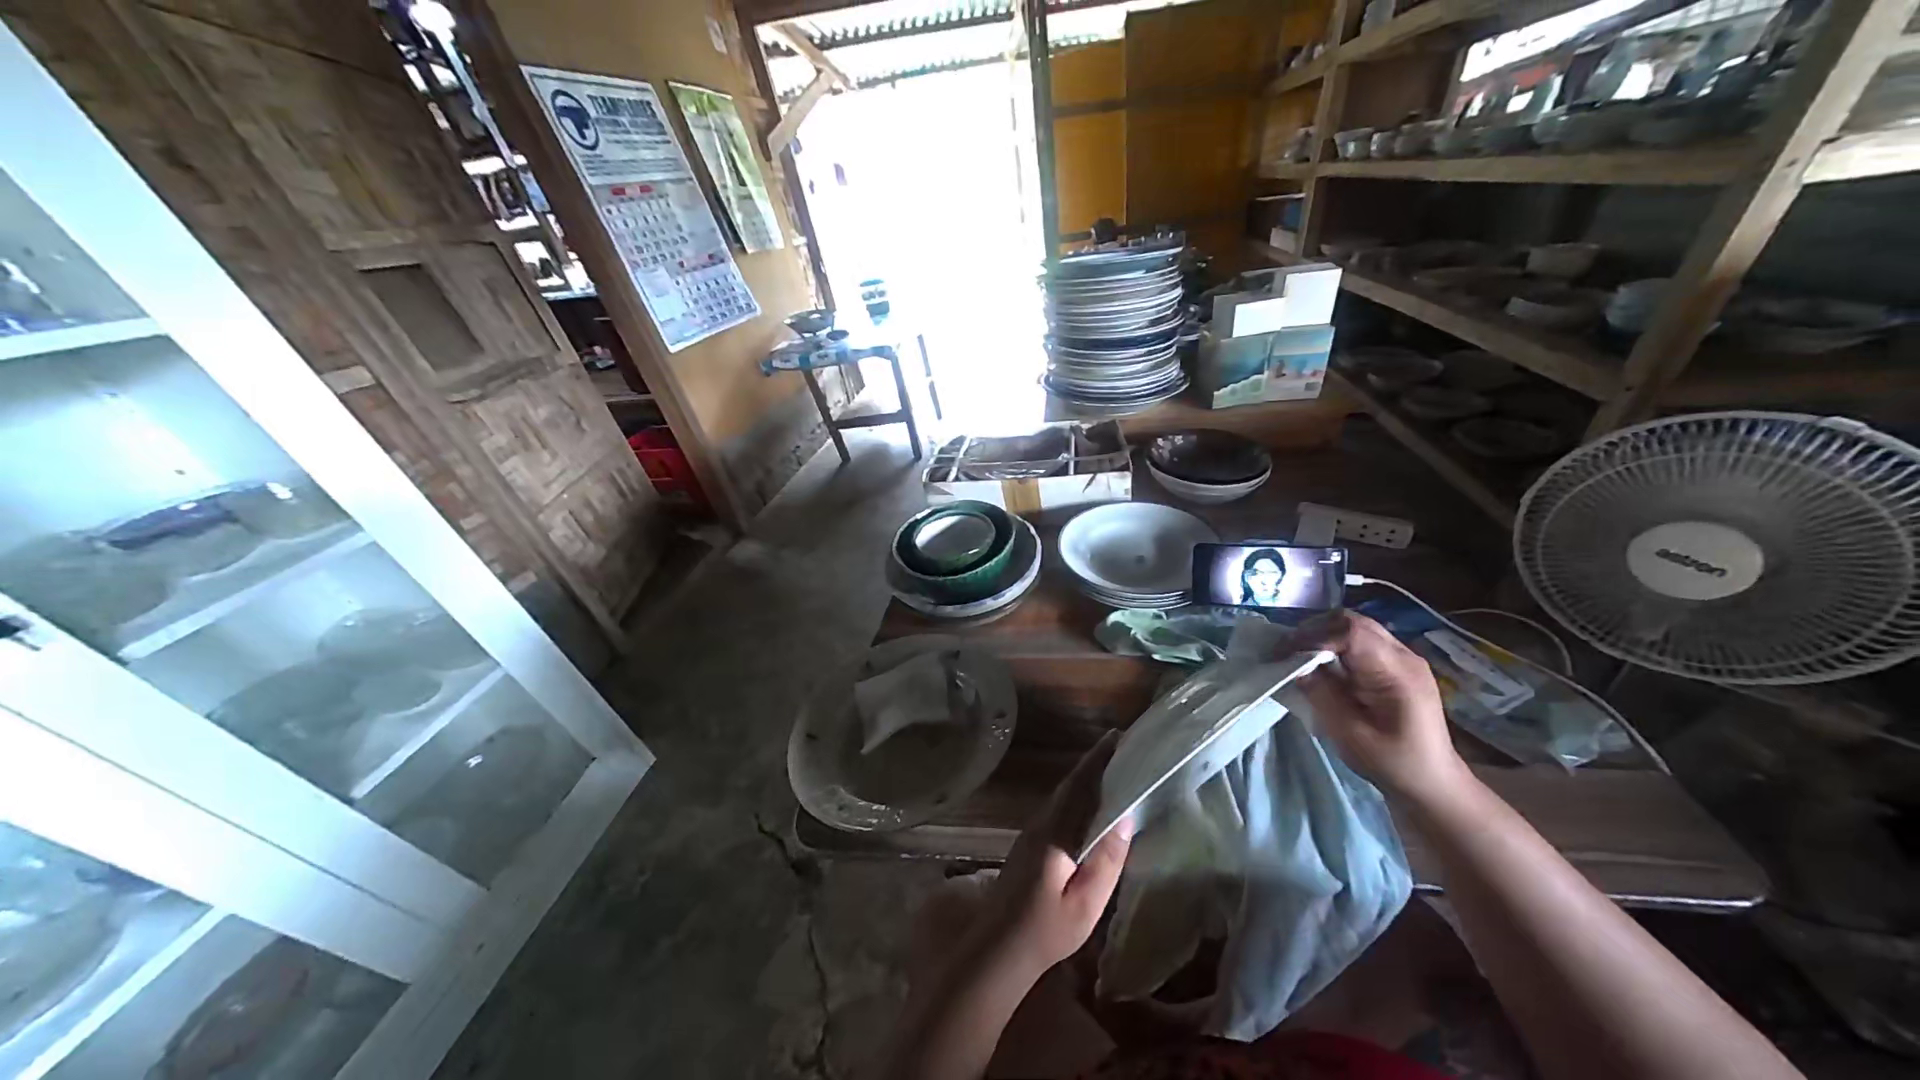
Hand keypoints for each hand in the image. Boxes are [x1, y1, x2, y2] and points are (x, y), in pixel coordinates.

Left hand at [977, 731, 1131, 978]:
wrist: (999, 948)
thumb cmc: (1045, 930)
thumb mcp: (1086, 903)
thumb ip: (1105, 860)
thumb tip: (1125, 818)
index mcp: (1054, 833)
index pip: (1079, 786)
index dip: (1098, 761)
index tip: (1118, 737)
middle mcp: (1040, 824)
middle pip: (1070, 786)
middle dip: (1095, 764)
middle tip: (1123, 748)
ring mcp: (1031, 833)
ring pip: (1063, 797)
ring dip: (1086, 779)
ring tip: (1114, 768)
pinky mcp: (1030, 844)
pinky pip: (1058, 809)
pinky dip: (1077, 797)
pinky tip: (1092, 804)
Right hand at [1292, 611, 1471, 803]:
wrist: (1432, 783)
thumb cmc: (1392, 762)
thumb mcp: (1350, 734)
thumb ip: (1322, 694)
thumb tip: (1294, 665)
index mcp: (1398, 672)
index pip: (1352, 632)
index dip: (1314, 636)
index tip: (1285, 655)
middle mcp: (1404, 656)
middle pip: (1353, 621)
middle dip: (1314, 631)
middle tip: (1287, 652)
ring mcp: (1403, 658)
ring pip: (1355, 626)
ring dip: (1324, 635)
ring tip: (1299, 656)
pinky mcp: (1396, 665)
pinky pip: (1361, 640)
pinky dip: (1335, 644)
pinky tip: (1322, 664)